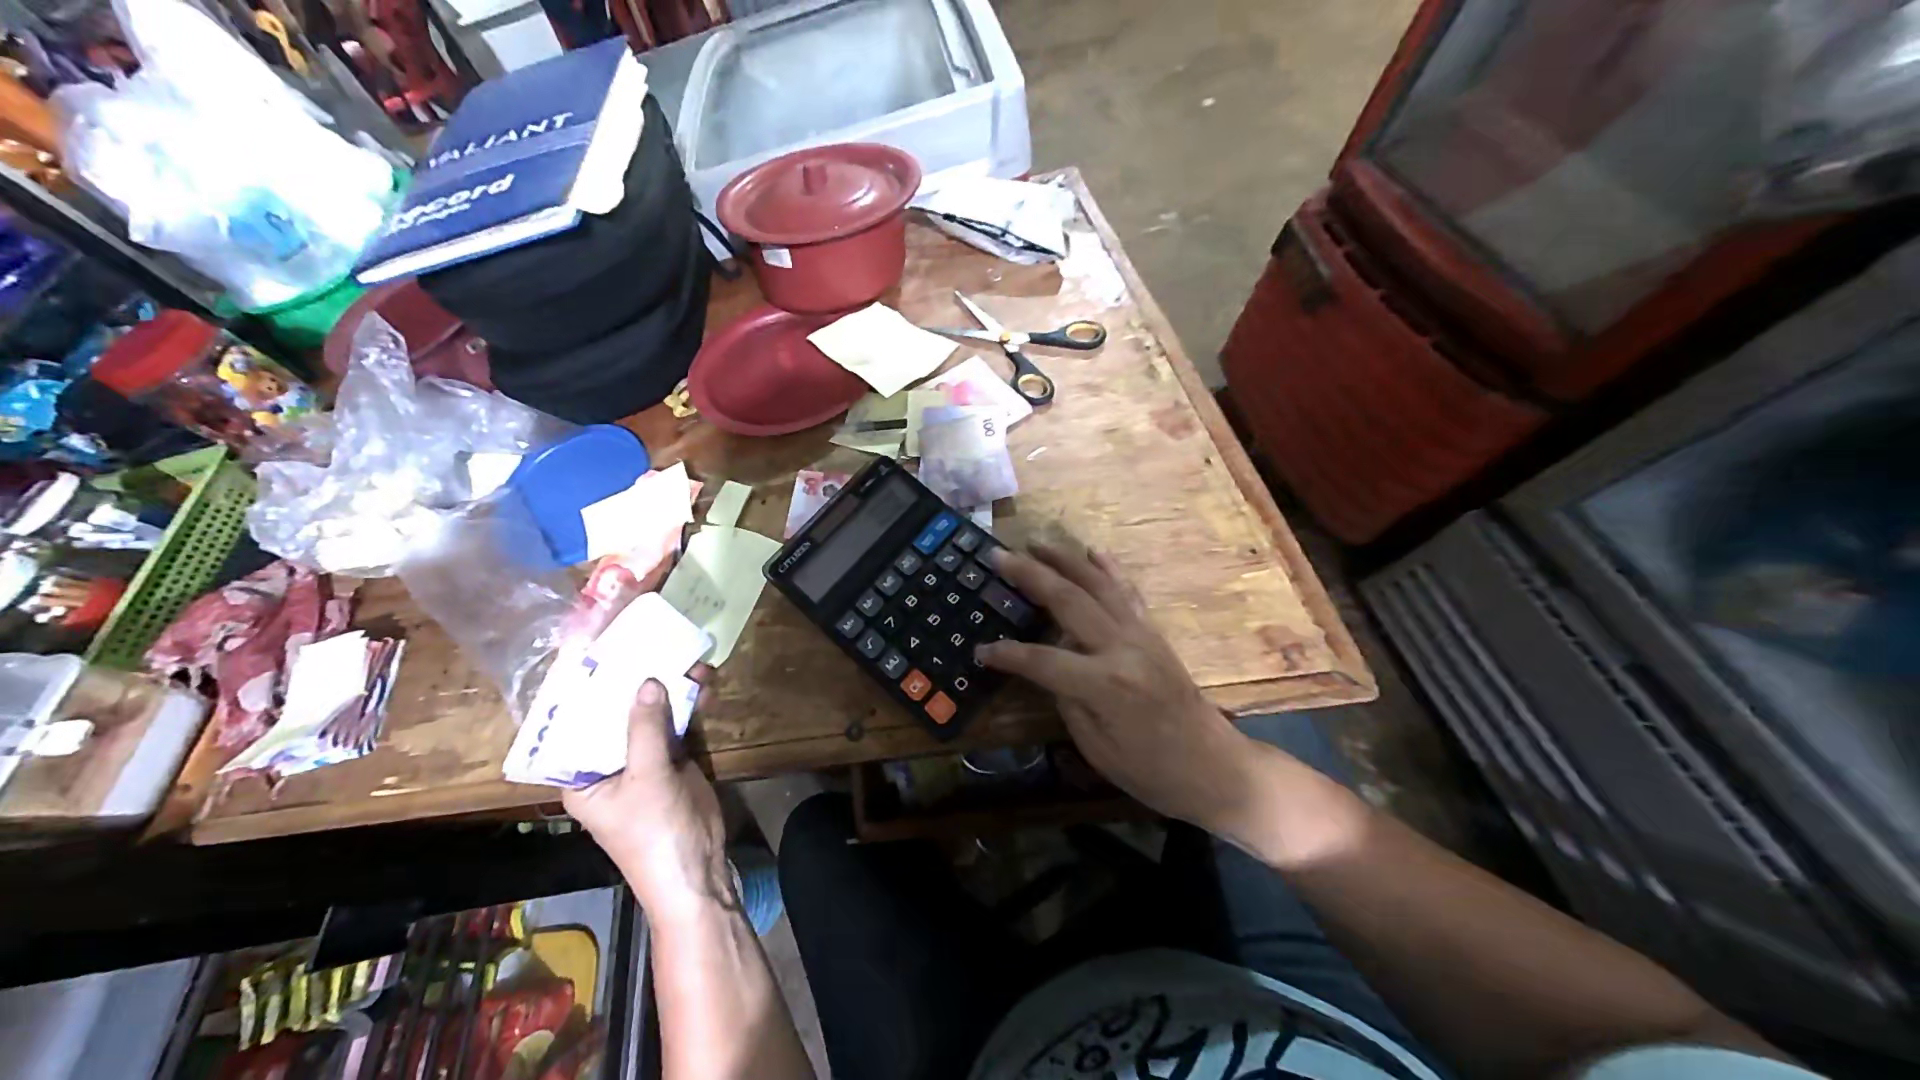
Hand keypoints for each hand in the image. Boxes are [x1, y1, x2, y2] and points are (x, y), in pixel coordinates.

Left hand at [562, 669, 733, 919]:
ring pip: (652, 714)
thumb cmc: (654, 833)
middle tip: (650, 642)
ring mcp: (644, 760)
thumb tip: (648, 679)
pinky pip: (679, 723)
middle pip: (616, 713)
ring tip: (687, 657)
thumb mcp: (646, 779)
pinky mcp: (675, 759)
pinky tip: (703, 680)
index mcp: (581, 775)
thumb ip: (646, 729)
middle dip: (635, 681)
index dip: (585, 689)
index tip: (598, 650)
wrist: (698, 871)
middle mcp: (608, 762)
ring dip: (669, 687)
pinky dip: (690, 703)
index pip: (573, 724)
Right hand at [975, 537, 1261, 834]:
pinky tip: (1094, 552)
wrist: (1214, 767)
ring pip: (1098, 585)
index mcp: (1104, 684)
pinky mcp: (1154, 634)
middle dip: (1030, 575)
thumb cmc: (1152, 770)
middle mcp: (1122, 648)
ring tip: (1036, 543)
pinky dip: (1109, 569)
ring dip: (1065, 560)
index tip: (981, 650)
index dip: (1007, 654)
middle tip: (999, 556)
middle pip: (1068, 600)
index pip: (1042, 659)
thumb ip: (1069, 700)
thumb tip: (1050, 667)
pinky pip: (1127, 593)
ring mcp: (1142, 635)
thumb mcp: (1097, 747)